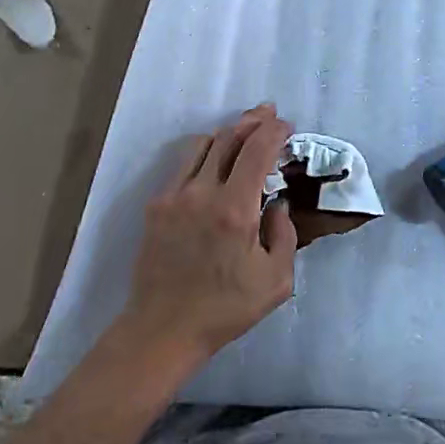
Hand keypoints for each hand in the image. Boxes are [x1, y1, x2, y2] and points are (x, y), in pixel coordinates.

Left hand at [120, 104, 297, 364]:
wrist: (163, 328)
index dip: (275, 131)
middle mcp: (202, 193)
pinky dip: (204, 154)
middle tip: (269, 114)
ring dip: (227, 133)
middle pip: (228, 138)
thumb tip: (278, 204)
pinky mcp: (156, 206)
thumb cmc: (226, 308)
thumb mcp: (277, 280)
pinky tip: (214, 163)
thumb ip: (285, 234)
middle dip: (253, 121)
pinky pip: (183, 165)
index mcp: (235, 210)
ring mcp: (174, 196)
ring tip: (244, 132)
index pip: (257, 151)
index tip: (287, 127)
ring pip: (202, 145)